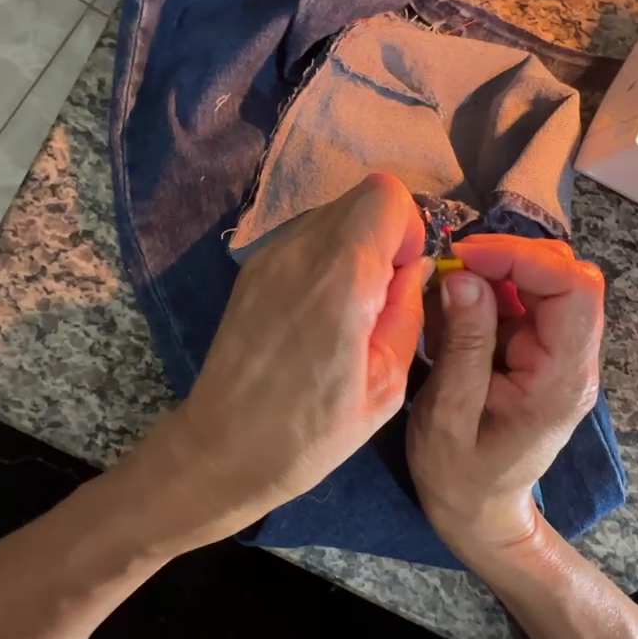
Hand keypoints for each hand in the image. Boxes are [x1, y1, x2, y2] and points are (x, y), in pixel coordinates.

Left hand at [127, 174, 432, 549]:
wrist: (224, 444)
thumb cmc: (311, 431)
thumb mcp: (385, 385)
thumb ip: (408, 311)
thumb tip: (413, 266)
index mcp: (339, 277)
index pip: (385, 194)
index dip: (407, 229)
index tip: (401, 276)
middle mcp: (298, 250)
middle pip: (359, 198)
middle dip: (383, 235)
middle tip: (379, 297)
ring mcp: (267, 255)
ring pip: (330, 214)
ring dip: (353, 246)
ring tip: (347, 309)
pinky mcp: (249, 268)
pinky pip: (302, 237)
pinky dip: (324, 257)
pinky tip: (317, 310)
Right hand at [407, 236, 604, 564]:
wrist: (478, 512)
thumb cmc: (459, 473)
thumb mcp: (448, 412)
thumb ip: (463, 343)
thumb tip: (464, 275)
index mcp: (560, 378)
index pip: (574, 289)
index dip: (521, 257)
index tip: (463, 257)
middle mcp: (571, 360)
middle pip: (566, 275)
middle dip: (507, 256)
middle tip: (449, 265)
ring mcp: (555, 355)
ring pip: (543, 281)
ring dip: (492, 271)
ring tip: (443, 287)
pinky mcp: (535, 353)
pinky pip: (519, 301)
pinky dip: (483, 290)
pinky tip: (449, 309)